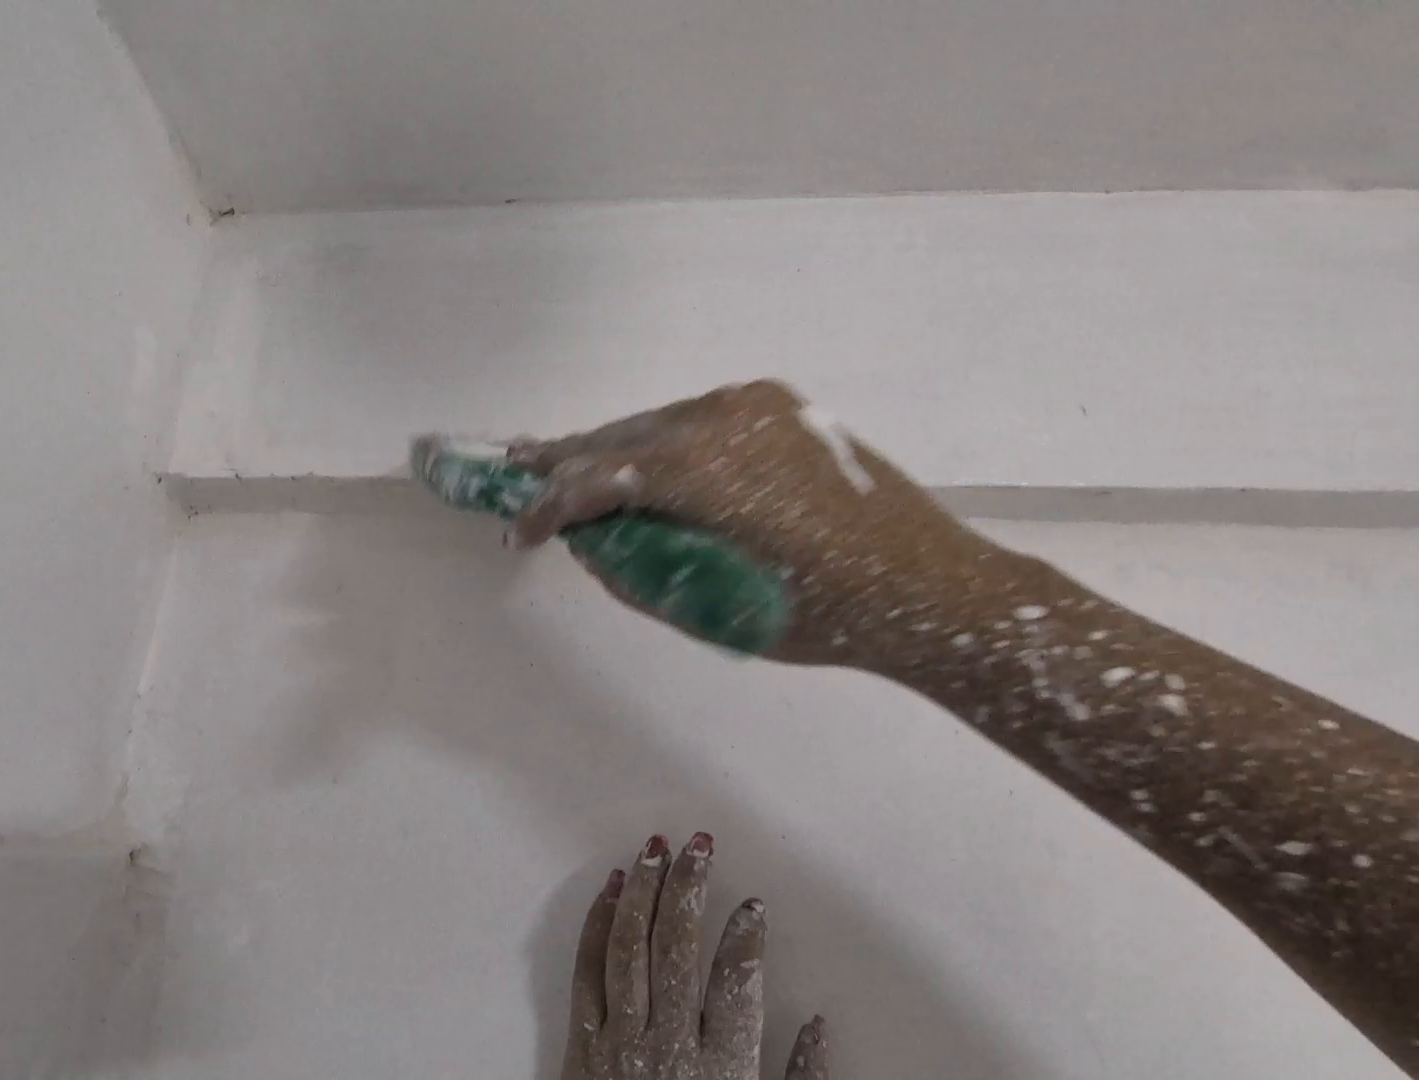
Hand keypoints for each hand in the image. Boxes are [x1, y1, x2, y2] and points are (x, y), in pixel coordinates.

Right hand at [508, 380, 999, 666]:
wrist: (932, 590)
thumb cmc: (819, 615)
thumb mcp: (709, 606)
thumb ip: (636, 568)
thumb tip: (592, 542)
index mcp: (700, 467)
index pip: (599, 479)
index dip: (549, 505)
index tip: (518, 528)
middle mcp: (719, 416)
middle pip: (620, 438)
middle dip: (565, 461)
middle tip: (515, 467)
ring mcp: (753, 405)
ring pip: (657, 425)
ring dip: (612, 450)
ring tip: (566, 465)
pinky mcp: (778, 408)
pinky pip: (697, 423)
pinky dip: (660, 444)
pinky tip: (640, 461)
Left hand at [561, 832, 829, 1079]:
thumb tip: (819, 1026)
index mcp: (721, 1070)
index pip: (736, 982)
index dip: (745, 937)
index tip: (753, 905)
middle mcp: (667, 1044)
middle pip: (677, 947)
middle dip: (690, 888)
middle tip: (700, 846)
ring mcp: (619, 1038)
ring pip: (629, 946)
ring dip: (644, 891)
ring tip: (656, 848)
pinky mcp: (582, 1040)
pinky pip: (586, 969)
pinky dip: (596, 923)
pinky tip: (611, 887)